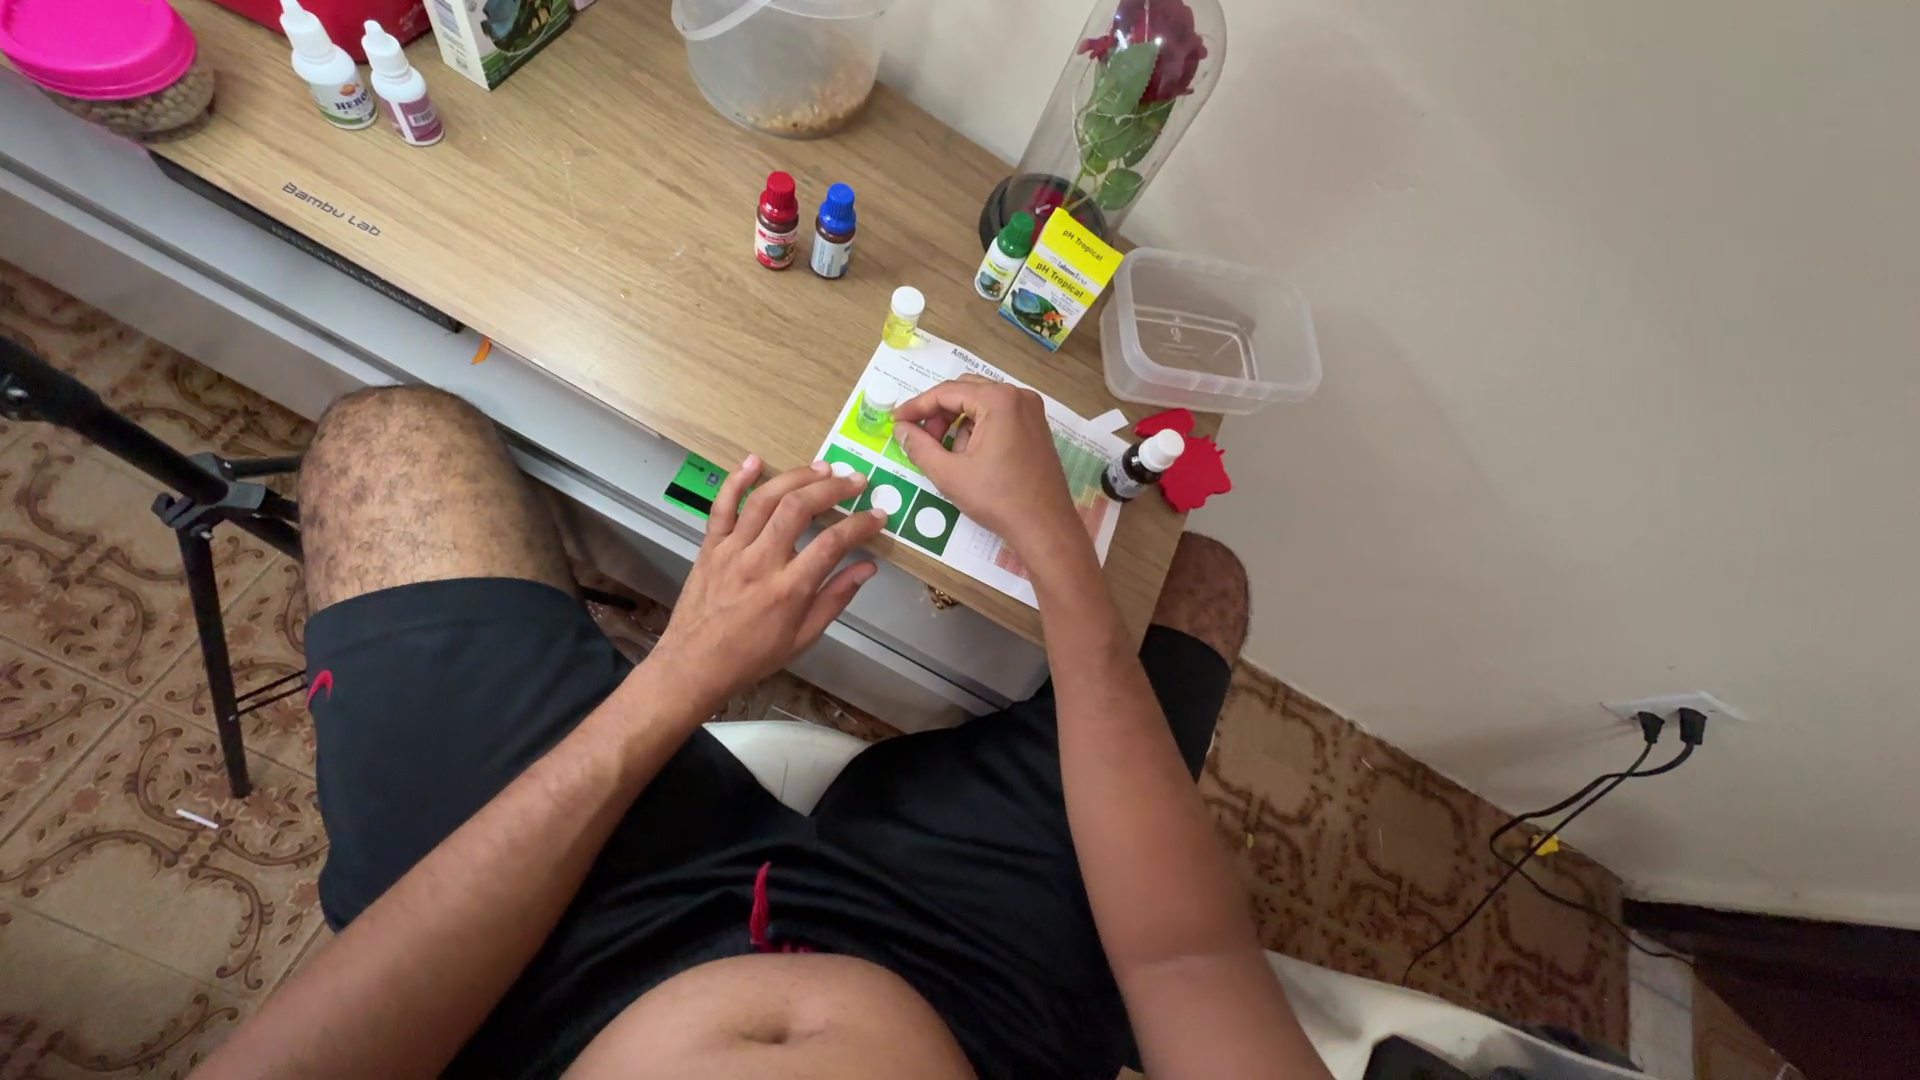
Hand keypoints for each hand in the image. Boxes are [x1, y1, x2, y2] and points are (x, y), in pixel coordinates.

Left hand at [647, 456, 885, 712]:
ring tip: (822, 468)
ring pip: (765, 499)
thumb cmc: (753, 656)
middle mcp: (760, 562)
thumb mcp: (804, 637)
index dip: (860, 524)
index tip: (878, 515)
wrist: (694, 666)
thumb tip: (867, 567)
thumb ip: (836, 598)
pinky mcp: (710, 546)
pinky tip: (755, 461)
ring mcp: (731, 550)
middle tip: (855, 481)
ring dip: (796, 477)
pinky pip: (722, 506)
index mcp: (789, 589)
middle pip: (799, 508)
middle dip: (832, 488)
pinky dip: (737, 480)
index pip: (833, 543)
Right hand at [892, 376, 1087, 565]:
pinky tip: (973, 461)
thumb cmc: (998, 499)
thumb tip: (901, 429)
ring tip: (951, 459)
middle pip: (965, 392)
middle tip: (921, 440)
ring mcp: (1032, 412)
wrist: (1045, 528)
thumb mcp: (949, 474)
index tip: (896, 422)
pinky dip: (979, 432)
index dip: (917, 406)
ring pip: (981, 406)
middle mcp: (1019, 397)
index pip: (946, 392)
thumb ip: (919, 447)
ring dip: (959, 426)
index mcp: (999, 400)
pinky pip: (999, 418)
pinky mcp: (1037, 429)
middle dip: (939, 415)